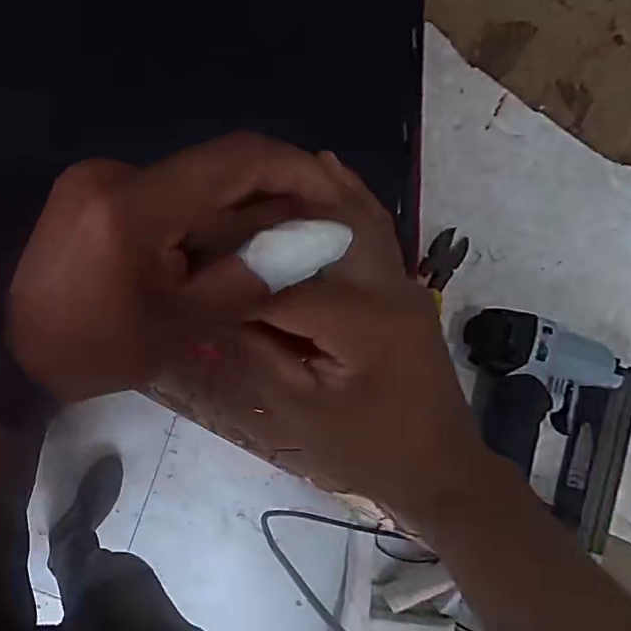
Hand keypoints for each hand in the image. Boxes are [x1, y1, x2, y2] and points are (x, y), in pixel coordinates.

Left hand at [9, 133, 344, 402]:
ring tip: (241, 260)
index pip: (233, 159)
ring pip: (186, 182)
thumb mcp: (184, 322)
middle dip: (261, 200)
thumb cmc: (98, 350)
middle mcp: (111, 172)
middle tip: (296, 238)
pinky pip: (158, 192)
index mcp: (133, 205)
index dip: (292, 169)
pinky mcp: (85, 188)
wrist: (12, 355)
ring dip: (224, 213)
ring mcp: (92, 176)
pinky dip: (189, 217)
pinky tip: (194, 255)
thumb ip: (253, 273)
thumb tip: (317, 235)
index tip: (328, 197)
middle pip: (211, 169)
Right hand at [227, 153, 486, 519]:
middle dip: (275, 200)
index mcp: (358, 321)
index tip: (191, 267)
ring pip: (359, 213)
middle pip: (328, 221)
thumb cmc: (366, 448)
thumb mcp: (299, 412)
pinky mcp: (403, 287)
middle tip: (223, 190)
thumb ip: (258, 351)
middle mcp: (385, 286)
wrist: (439, 467)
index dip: (233, 273)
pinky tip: (329, 170)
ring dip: (316, 183)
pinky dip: (349, 195)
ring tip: (270, 163)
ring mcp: (401, 282)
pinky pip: (375, 229)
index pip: (282, 280)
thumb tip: (217, 306)